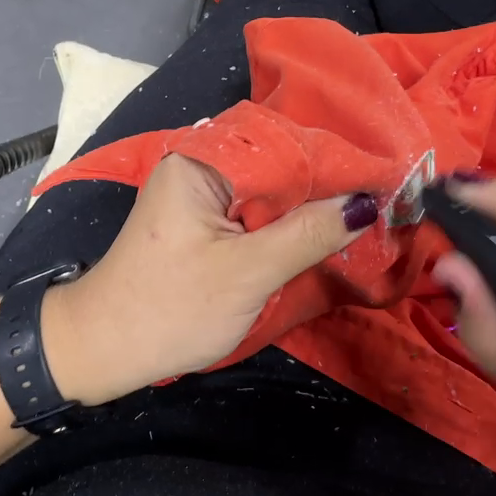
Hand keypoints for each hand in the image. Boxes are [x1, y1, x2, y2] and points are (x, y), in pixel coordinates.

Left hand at [41, 154, 372, 404]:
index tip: (391, 180)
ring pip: (270, 189)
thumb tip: (368, 202)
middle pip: (279, 163)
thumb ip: (307, 233)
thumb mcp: (247, 273)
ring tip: (369, 213)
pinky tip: (325, 230)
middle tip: (389, 199)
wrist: (104, 349)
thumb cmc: (170, 310)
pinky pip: (255, 209)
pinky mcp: (202, 219)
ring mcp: (199, 193)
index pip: (284, 146)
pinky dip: (288, 221)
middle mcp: (198, 165)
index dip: (337, 165)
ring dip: (311, 204)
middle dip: (328, 183)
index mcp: (200, 162)